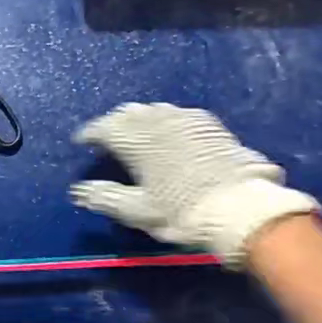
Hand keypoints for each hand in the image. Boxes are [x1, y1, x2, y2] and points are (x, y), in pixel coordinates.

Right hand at [70, 103, 318, 266]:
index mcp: (136, 143)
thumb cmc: (182, 212)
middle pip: (128, 114)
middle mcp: (159, 125)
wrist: (242, 211)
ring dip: (139, 118)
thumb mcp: (137, 211)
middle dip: (112, 122)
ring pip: (154, 109)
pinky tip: (170, 128)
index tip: (81, 142)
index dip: (89, 134)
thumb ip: (105, 197)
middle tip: (105, 136)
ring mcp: (187, 123)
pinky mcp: (211, 127)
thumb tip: (78, 191)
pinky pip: (181, 114)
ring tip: (134, 130)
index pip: (104, 129)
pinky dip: (166, 118)